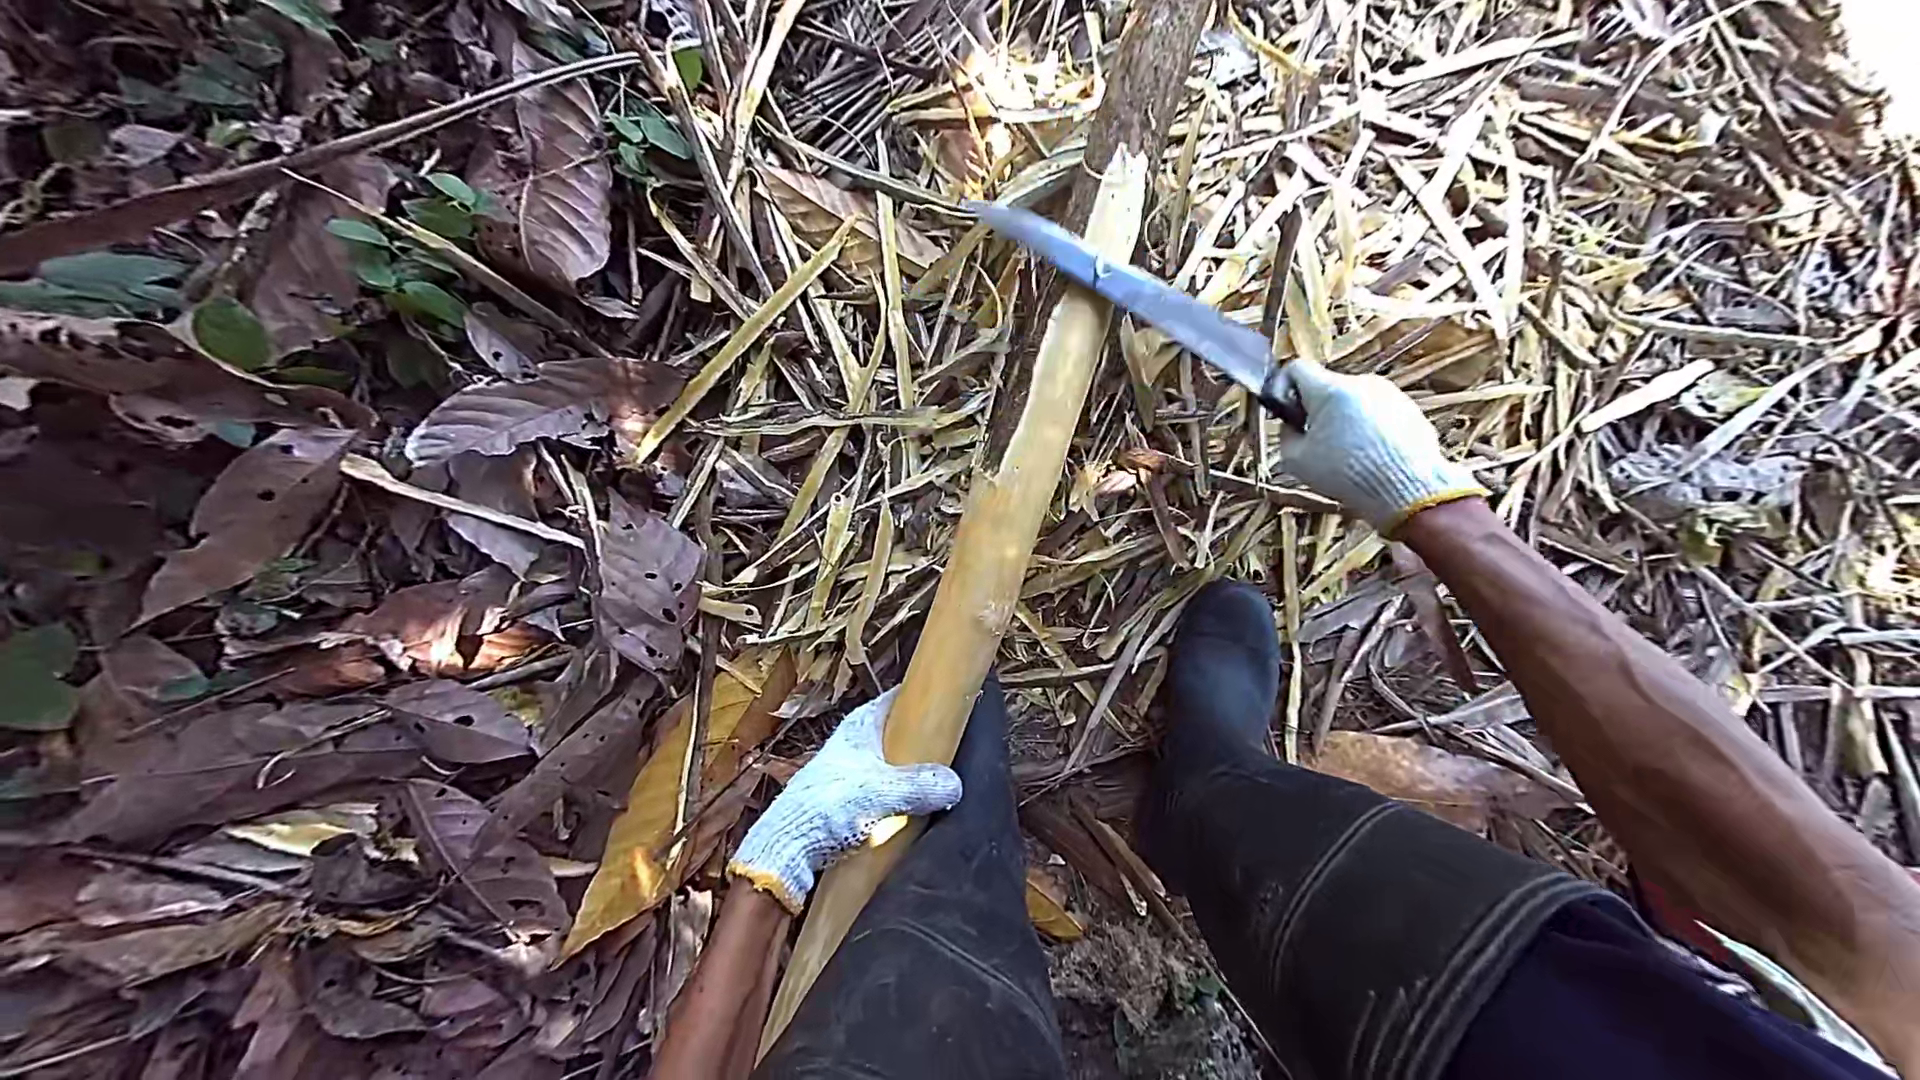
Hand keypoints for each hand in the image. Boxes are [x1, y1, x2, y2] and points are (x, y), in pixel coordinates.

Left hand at [727, 689, 961, 911]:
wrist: (784, 850)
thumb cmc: (824, 807)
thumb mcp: (881, 792)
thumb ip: (919, 786)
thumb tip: (955, 784)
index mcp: (860, 725)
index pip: (897, 698)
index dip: (922, 696)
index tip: (950, 699)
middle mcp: (854, 742)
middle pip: (896, 731)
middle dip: (921, 738)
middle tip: (951, 745)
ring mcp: (849, 771)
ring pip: (890, 762)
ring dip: (910, 771)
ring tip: (937, 782)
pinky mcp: (846, 800)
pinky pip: (883, 789)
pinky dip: (898, 795)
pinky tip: (911, 810)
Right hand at [1276, 356, 1487, 533]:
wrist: (1407, 488)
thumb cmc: (1345, 474)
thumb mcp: (1295, 460)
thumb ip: (1286, 434)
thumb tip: (1292, 424)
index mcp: (1330, 390)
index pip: (1296, 368)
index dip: (1283, 388)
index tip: (1285, 412)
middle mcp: (1361, 382)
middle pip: (1325, 386)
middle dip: (1314, 408)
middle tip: (1312, 439)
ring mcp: (1388, 393)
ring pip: (1350, 399)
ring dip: (1340, 418)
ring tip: (1343, 451)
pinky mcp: (1408, 406)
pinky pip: (1374, 410)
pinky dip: (1365, 426)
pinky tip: (1366, 453)